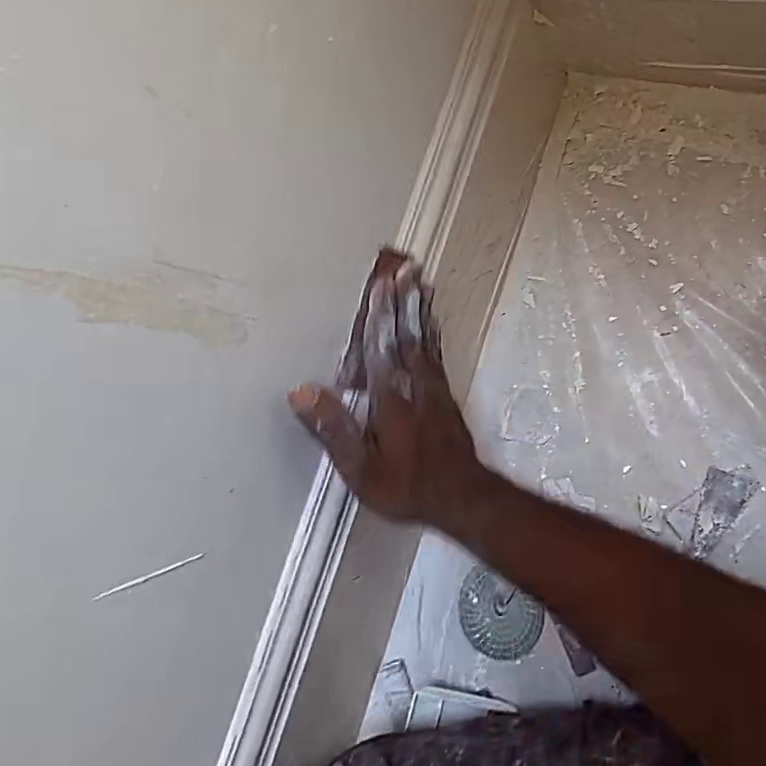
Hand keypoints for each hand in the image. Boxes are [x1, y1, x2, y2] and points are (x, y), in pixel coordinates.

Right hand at [289, 268, 493, 528]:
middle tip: (403, 268)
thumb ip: (334, 429)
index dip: (378, 315)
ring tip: (417, 278)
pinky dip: (432, 327)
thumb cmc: (407, 485)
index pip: (380, 348)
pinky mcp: (444, 392)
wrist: (462, 497)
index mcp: (390, 399)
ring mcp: (432, 386)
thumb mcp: (361, 470)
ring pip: (423, 337)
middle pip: (405, 334)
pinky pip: (435, 350)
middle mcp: (413, 385)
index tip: (378, 285)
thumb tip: (303, 391)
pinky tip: (430, 314)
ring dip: (418, 306)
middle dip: (401, 300)